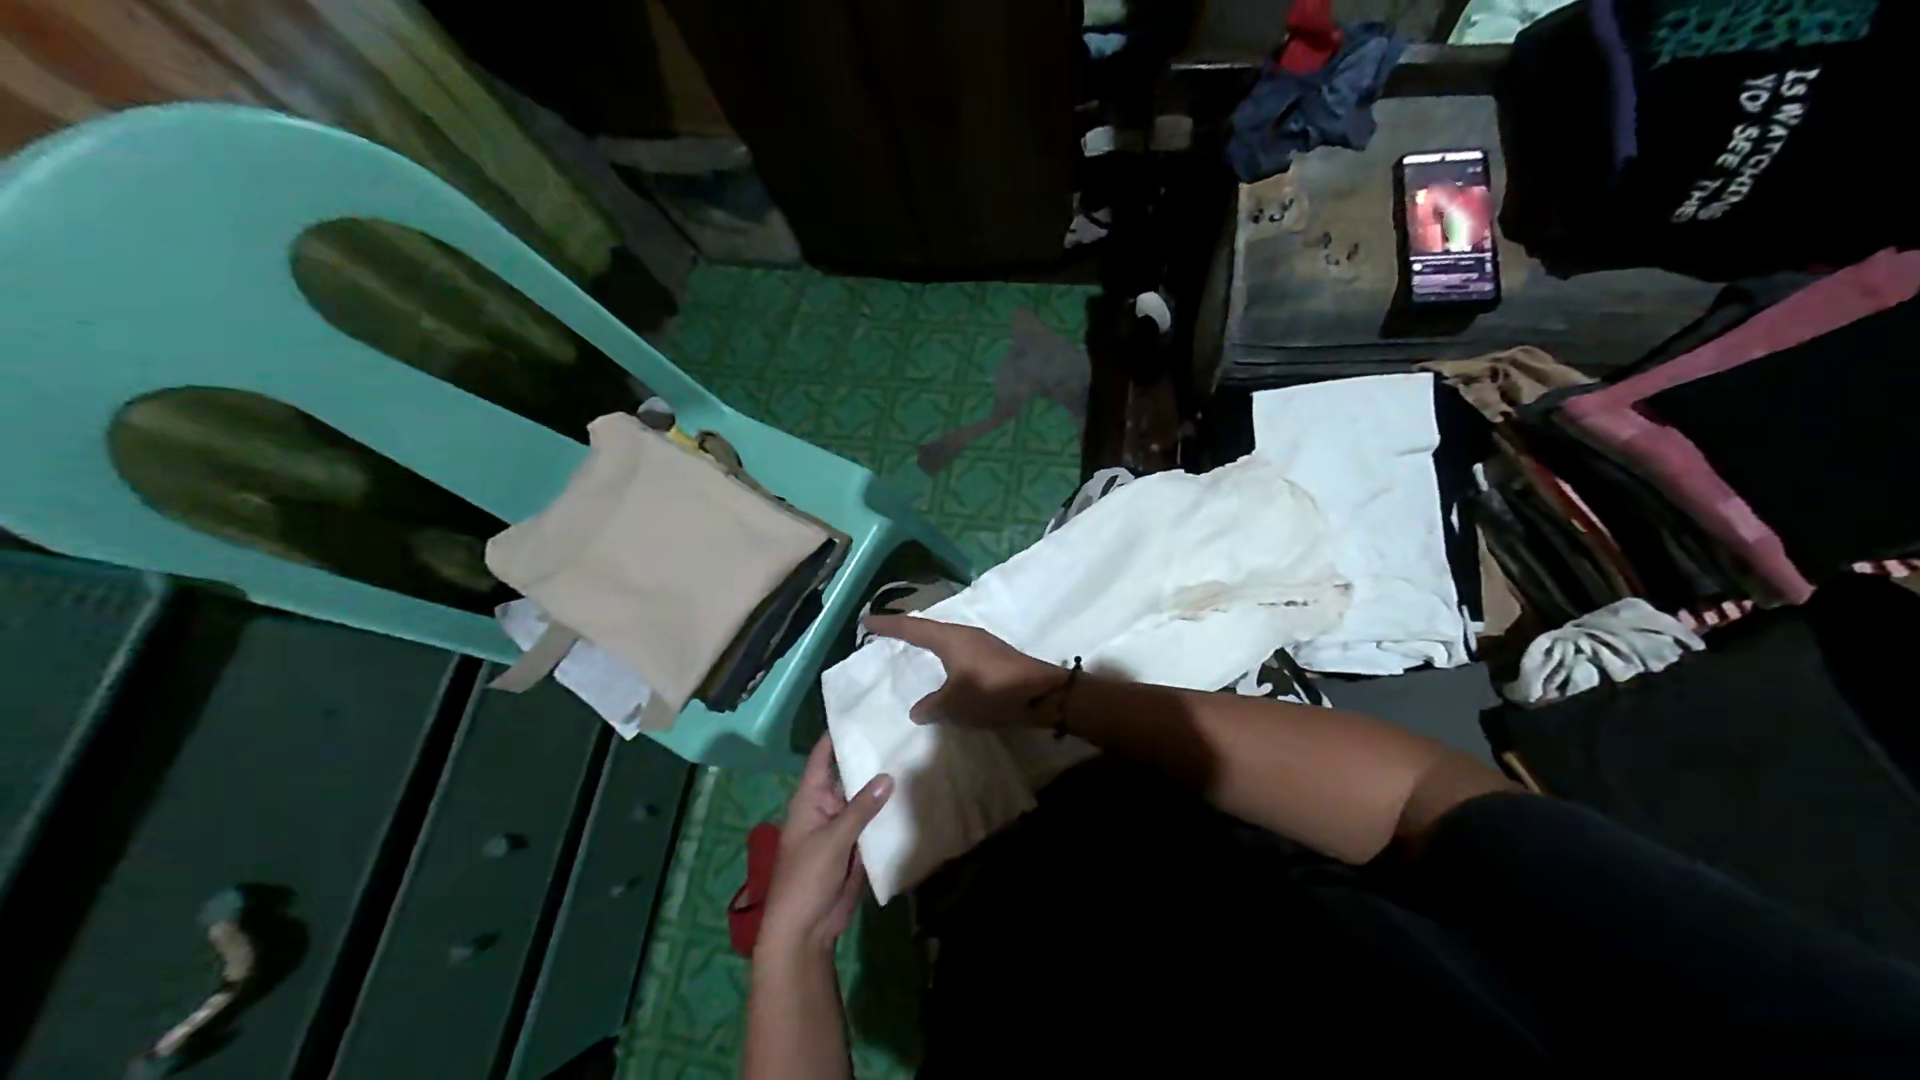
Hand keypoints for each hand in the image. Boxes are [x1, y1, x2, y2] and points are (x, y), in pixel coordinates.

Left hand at [759, 736, 892, 957]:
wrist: (805, 930)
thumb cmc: (805, 878)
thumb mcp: (832, 840)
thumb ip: (860, 809)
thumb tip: (887, 776)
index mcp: (810, 799)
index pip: (823, 757)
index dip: (837, 734)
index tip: (860, 711)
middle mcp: (827, 807)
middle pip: (849, 775)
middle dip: (870, 757)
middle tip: (900, 731)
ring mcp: (843, 827)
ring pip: (865, 799)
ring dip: (883, 785)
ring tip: (912, 756)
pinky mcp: (857, 847)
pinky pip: (875, 823)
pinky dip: (889, 812)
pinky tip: (913, 796)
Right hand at [862, 615, 1062, 729]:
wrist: (1043, 695)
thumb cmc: (992, 693)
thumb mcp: (954, 705)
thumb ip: (931, 707)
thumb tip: (917, 711)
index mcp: (950, 638)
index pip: (911, 628)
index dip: (888, 625)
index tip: (867, 621)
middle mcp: (965, 634)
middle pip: (929, 628)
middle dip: (907, 631)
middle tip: (886, 633)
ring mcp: (982, 643)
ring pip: (946, 639)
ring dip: (928, 642)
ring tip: (912, 649)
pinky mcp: (995, 655)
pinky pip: (959, 650)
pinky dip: (944, 655)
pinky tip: (944, 667)